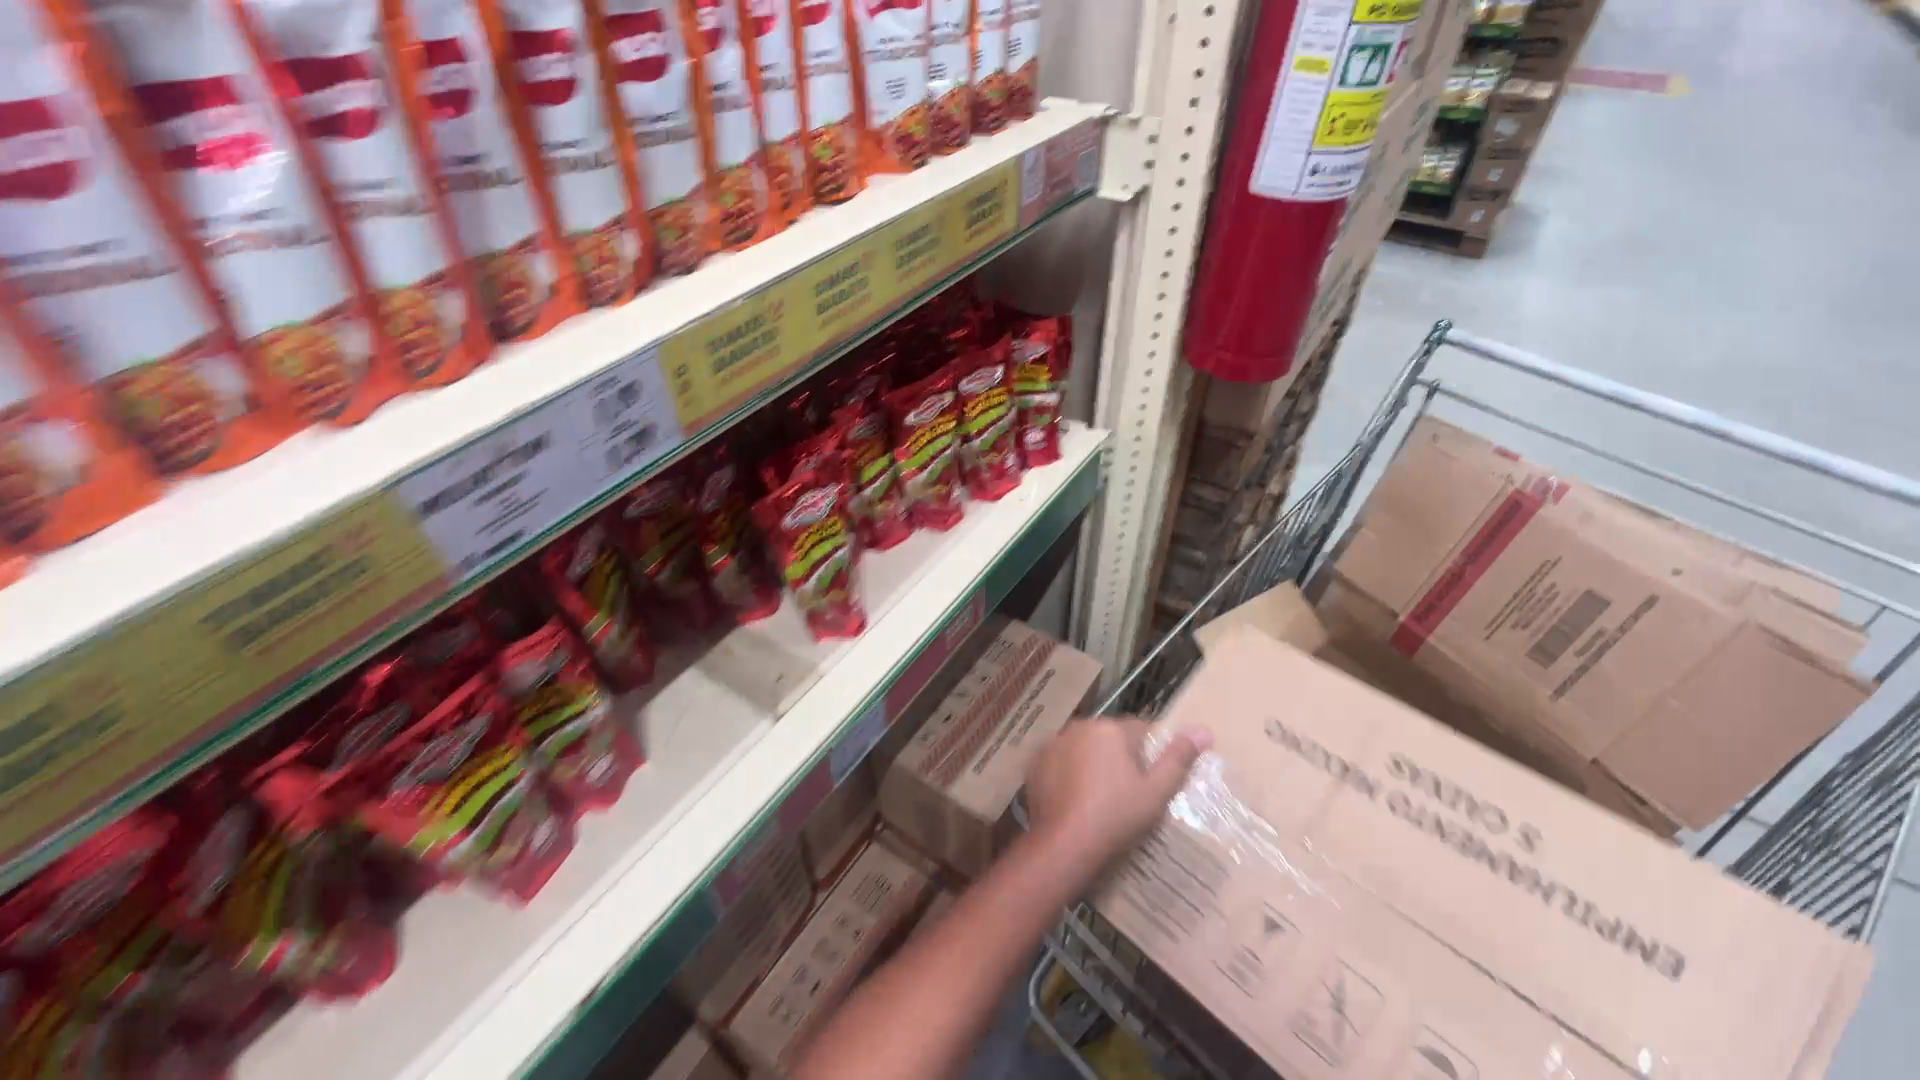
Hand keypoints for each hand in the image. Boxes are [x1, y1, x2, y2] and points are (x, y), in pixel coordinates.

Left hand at [1024, 717, 1211, 869]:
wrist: (1065, 845)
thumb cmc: (1116, 817)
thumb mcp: (1156, 792)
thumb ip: (1178, 758)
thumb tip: (1204, 730)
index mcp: (1110, 729)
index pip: (1141, 730)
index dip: (1150, 753)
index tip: (1152, 779)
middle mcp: (1079, 727)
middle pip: (1109, 737)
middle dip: (1120, 757)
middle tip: (1127, 792)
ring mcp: (1053, 744)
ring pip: (1083, 748)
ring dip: (1092, 762)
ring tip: (1099, 798)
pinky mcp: (1035, 763)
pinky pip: (1060, 762)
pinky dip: (1068, 773)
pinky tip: (1075, 799)